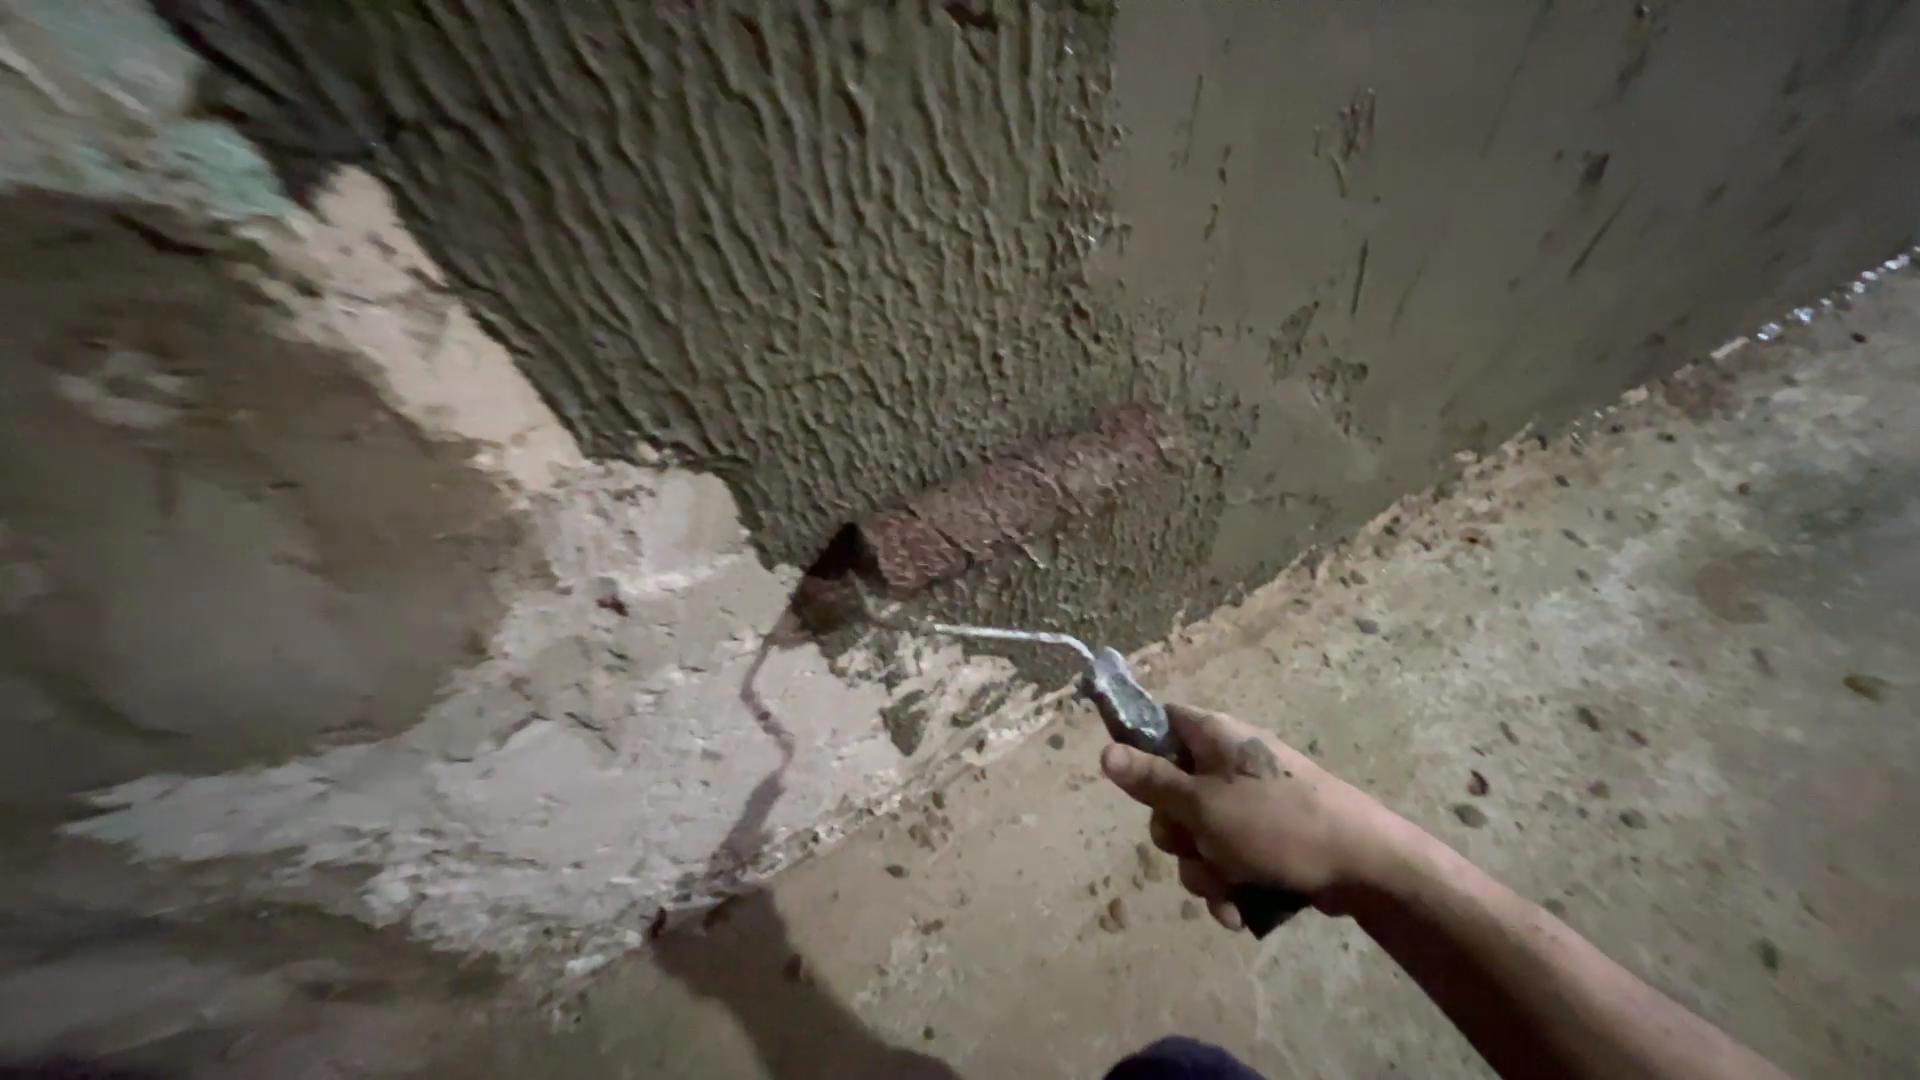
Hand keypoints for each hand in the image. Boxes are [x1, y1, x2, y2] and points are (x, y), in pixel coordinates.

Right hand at [1100, 704, 1409, 929]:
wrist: (1364, 865)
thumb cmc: (1275, 823)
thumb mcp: (1202, 804)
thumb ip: (1150, 780)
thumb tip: (1104, 751)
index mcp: (1211, 736)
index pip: (1157, 721)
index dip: (1137, 746)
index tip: (1133, 781)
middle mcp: (1226, 762)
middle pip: (1169, 791)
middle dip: (1175, 832)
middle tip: (1193, 842)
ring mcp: (1246, 801)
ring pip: (1195, 834)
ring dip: (1202, 868)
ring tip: (1226, 886)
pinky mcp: (1263, 837)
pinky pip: (1224, 856)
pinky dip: (1226, 883)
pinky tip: (1237, 910)